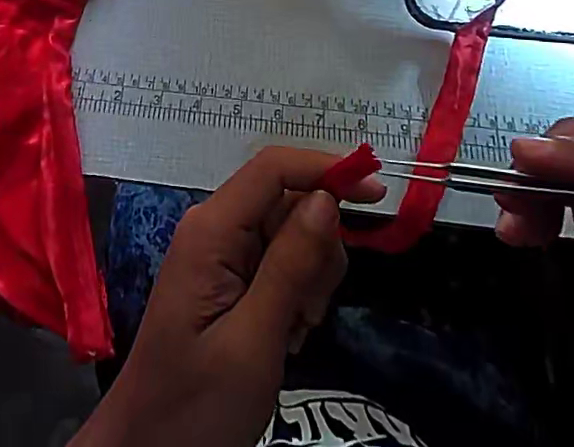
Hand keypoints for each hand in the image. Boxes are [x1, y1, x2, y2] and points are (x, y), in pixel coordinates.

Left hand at [72, 147, 385, 446]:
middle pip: (289, 201)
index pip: (273, 168)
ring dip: (310, 277)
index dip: (325, 168)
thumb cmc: (196, 404)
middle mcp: (215, 226)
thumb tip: (327, 198)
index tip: (376, 193)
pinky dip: (298, 292)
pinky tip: (285, 332)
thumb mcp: (253, 340)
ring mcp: (223, 250)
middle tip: (308, 310)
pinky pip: (282, 260)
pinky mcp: (231, 273)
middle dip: (317, 248)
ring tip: (292, 329)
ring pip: (293, 232)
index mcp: (211, 229)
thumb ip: (291, 264)